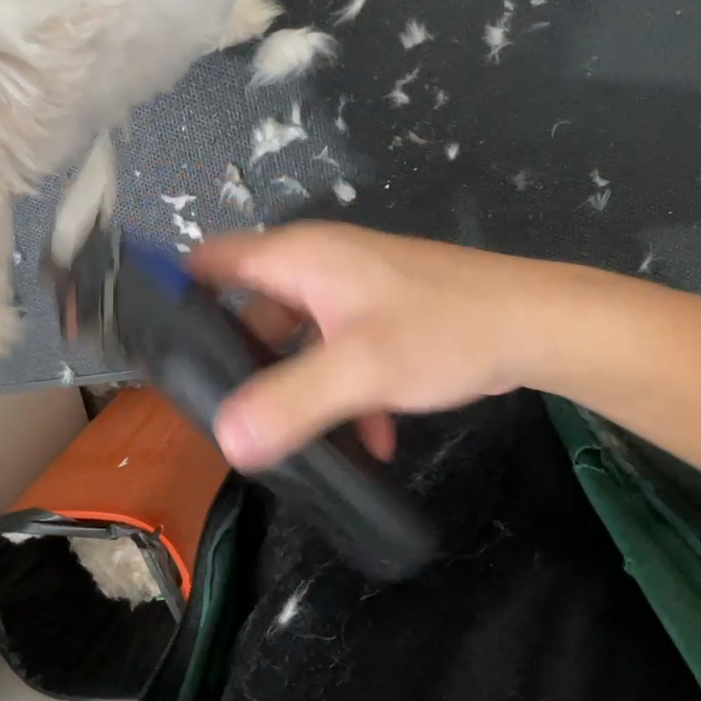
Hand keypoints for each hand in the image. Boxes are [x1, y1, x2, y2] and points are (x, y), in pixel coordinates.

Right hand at [191, 223, 557, 470]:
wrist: (538, 325)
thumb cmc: (445, 329)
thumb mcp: (361, 369)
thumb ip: (291, 403)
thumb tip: (228, 440)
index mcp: (298, 258)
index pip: (211, 261)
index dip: (177, 295)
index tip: (162, 349)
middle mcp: (318, 266)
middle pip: (250, 310)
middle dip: (242, 363)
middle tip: (227, 413)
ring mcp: (352, 291)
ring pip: (298, 340)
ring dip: (298, 388)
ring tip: (297, 441)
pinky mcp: (381, 317)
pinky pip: (338, 352)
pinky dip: (342, 391)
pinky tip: (369, 438)